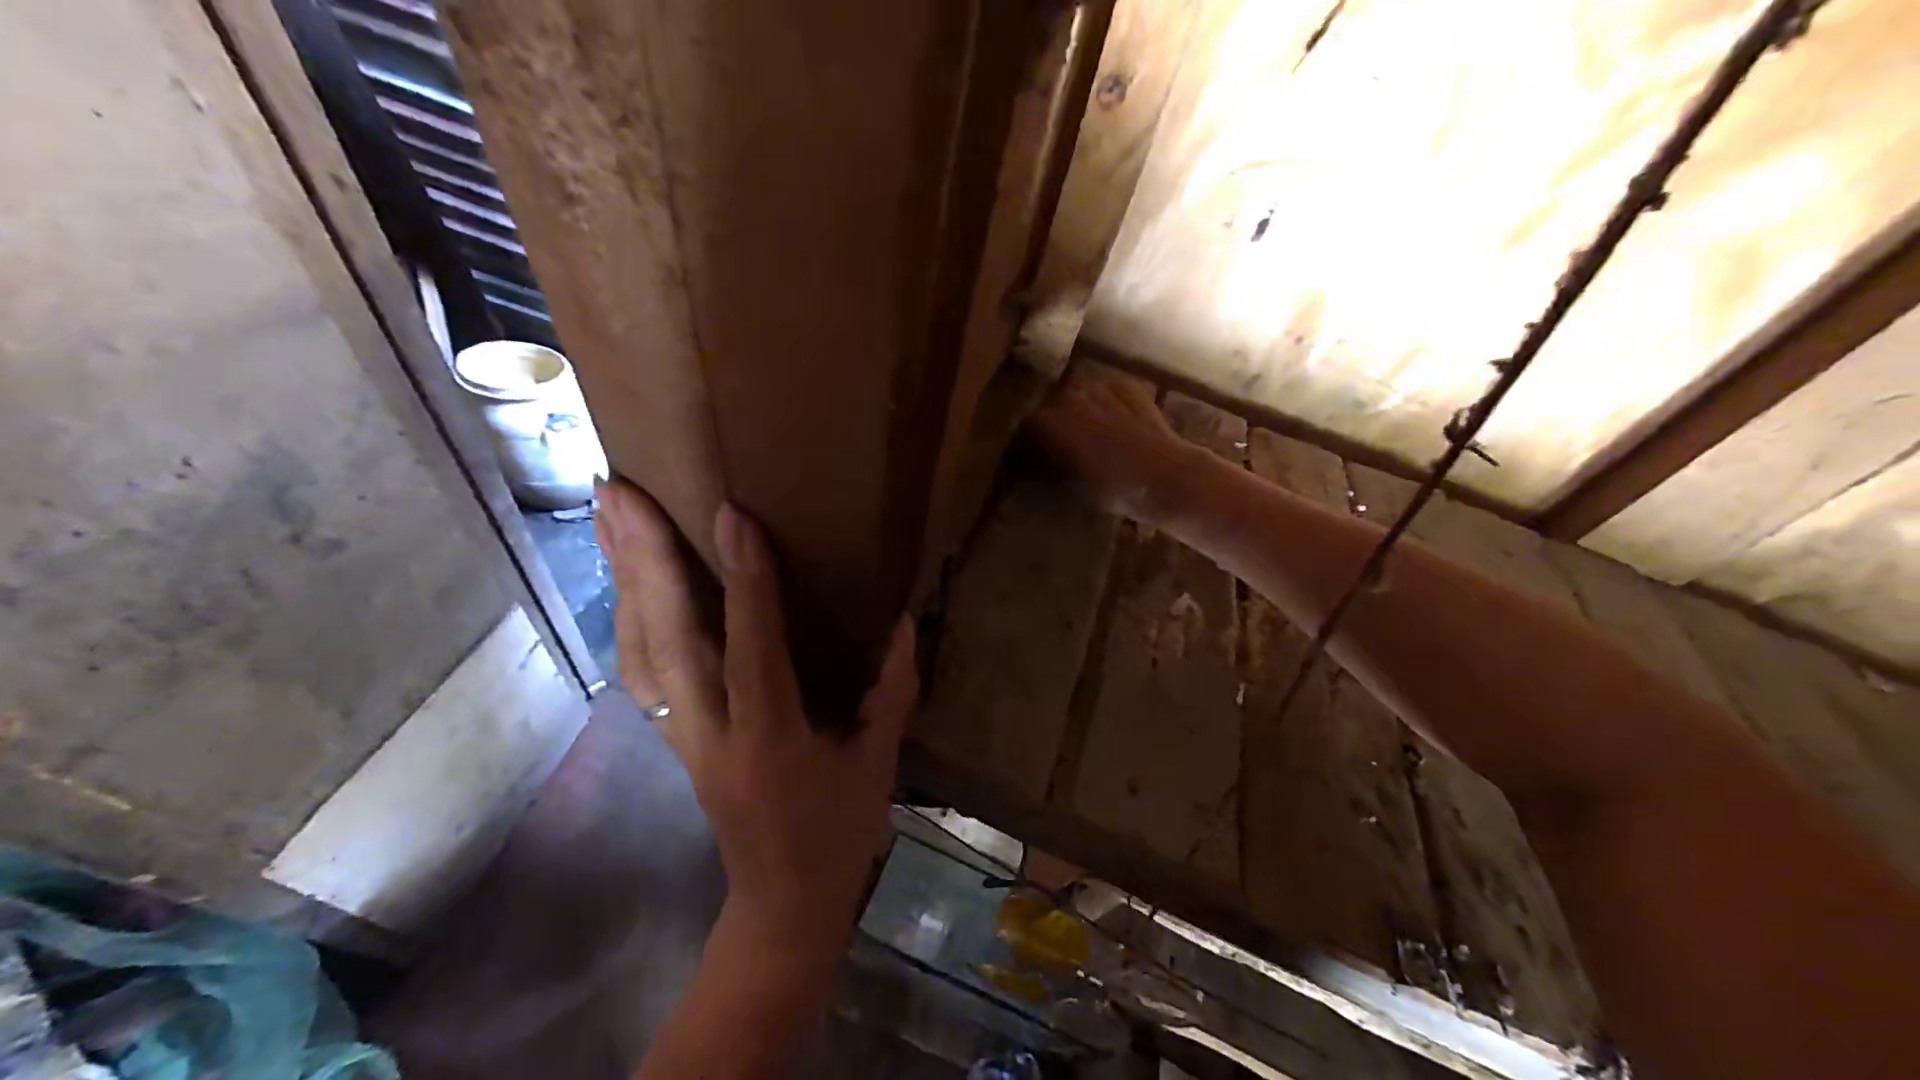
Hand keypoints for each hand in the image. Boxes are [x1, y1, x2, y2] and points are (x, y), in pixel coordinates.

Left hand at [594, 479, 918, 948]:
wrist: (781, 905)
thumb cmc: (837, 835)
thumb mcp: (878, 763)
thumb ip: (890, 690)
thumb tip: (902, 622)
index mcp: (770, 741)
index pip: (753, 650)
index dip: (746, 581)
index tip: (731, 515)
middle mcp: (711, 735)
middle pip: (666, 641)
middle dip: (644, 562)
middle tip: (620, 492)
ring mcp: (681, 738)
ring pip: (638, 650)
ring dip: (622, 579)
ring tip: (608, 514)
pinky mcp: (672, 739)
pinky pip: (640, 670)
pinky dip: (628, 615)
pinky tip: (625, 577)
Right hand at [1028, 369, 1208, 524]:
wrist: (1165, 476)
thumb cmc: (1113, 488)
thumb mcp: (1072, 484)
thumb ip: (1054, 464)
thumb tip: (1043, 460)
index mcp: (1051, 422)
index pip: (1028, 425)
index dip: (1030, 440)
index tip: (1035, 453)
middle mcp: (1071, 397)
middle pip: (1053, 403)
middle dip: (1055, 419)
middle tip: (1063, 440)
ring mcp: (1101, 386)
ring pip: (1081, 391)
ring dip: (1080, 406)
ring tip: (1090, 426)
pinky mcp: (1128, 386)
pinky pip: (1108, 389)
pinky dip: (1107, 401)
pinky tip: (1115, 418)